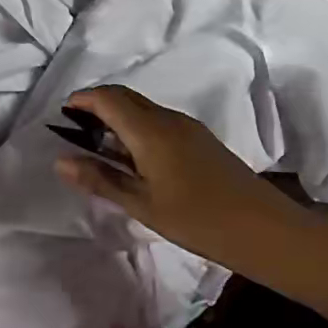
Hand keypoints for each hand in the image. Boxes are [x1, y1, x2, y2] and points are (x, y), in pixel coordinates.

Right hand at [55, 86, 327, 312]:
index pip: (107, 98)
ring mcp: (187, 127)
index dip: (81, 100)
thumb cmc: (197, 219)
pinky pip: (157, 120)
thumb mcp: (141, 204)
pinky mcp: (199, 139)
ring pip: (141, 108)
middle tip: (74, 131)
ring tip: (98, 148)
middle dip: (95, 105)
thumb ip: (100, 179)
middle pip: (124, 96)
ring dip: (115, 117)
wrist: (267, 230)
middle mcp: (168, 119)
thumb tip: (60, 160)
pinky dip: (135, 128)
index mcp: (150, 130)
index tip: (61, 117)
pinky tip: (132, 158)